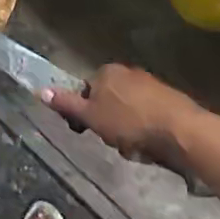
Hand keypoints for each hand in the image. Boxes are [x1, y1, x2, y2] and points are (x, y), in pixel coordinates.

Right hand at [43, 64, 212, 170]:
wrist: (179, 130)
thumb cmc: (129, 121)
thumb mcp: (91, 116)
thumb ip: (67, 104)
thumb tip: (41, 91)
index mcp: (108, 71)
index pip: (86, 91)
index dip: (85, 113)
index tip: (87, 129)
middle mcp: (129, 73)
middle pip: (108, 104)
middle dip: (108, 125)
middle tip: (114, 140)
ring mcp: (151, 86)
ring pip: (127, 115)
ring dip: (127, 133)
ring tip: (135, 147)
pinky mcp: (168, 101)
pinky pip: (146, 120)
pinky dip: (145, 133)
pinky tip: (150, 145)